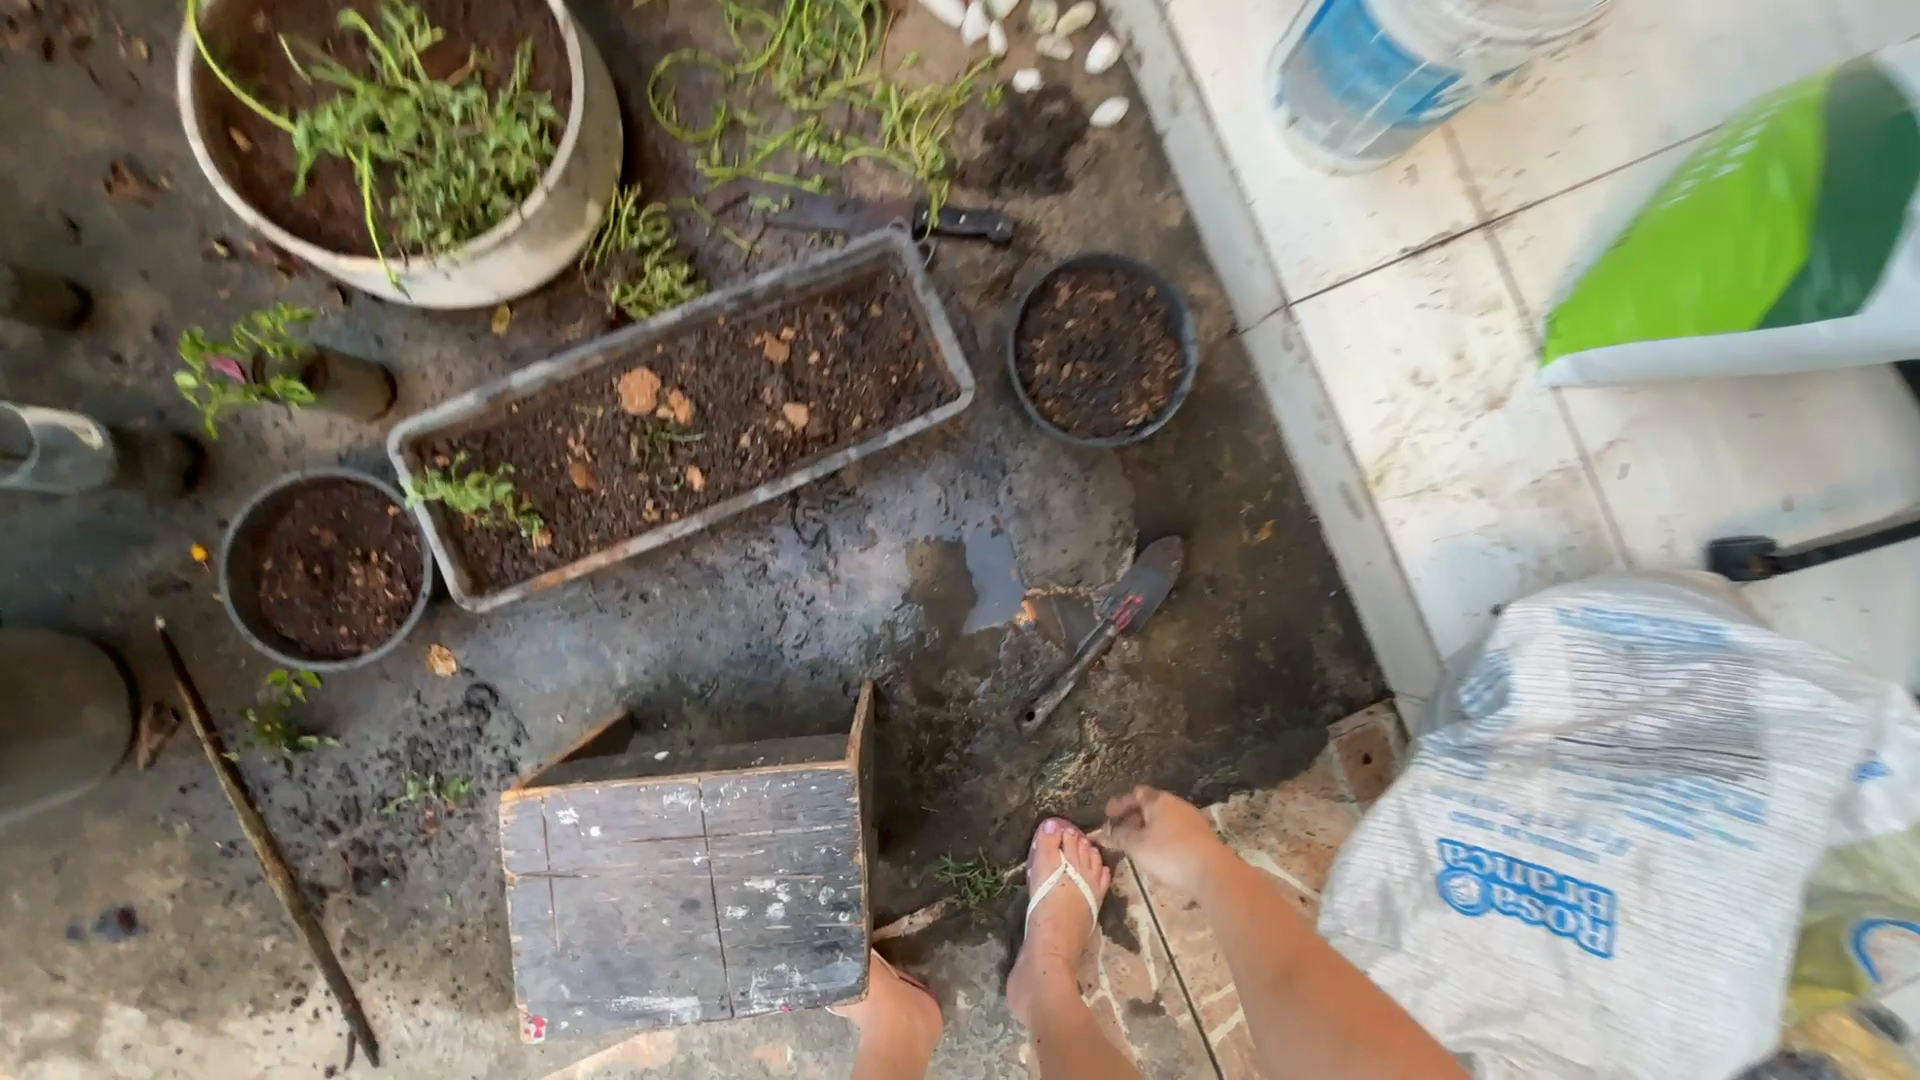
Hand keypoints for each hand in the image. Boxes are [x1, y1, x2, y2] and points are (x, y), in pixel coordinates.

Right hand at [1103, 786, 1231, 896]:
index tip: (1108, 815)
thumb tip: (1106, 831)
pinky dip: (1162, 839)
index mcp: (1159, 801)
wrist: (1213, 873)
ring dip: (1148, 830)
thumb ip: (1119, 836)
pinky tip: (1158, 856)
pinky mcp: (1201, 837)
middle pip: (1150, 806)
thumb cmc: (1169, 854)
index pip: (1136, 793)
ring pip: (1164, 820)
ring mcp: (1192, 820)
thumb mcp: (1137, 846)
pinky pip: (1175, 832)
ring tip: (1137, 846)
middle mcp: (1176, 805)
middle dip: (1133, 818)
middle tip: (1121, 832)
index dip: (1120, 803)